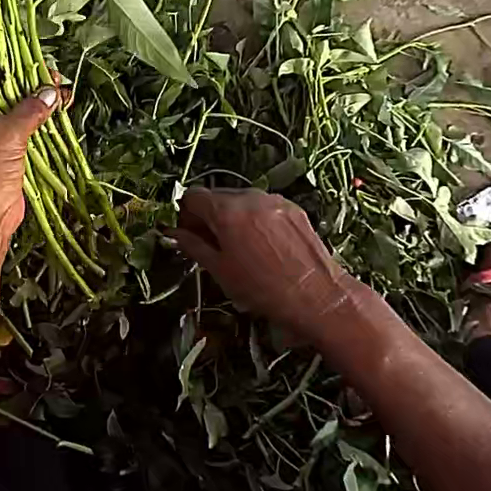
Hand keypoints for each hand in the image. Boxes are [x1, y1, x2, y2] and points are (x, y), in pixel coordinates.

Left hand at [0, 79, 61, 242]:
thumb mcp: (7, 135)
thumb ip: (30, 109)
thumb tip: (51, 91)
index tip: (18, 44)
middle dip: (23, 76)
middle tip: (48, 68)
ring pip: (11, 105)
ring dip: (35, 97)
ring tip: (59, 85)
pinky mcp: (2, 148)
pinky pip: (21, 125)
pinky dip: (39, 117)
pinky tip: (60, 107)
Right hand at [171, 189, 363, 344]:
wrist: (316, 295)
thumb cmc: (262, 288)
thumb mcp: (220, 270)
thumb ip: (194, 246)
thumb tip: (174, 234)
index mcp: (227, 211)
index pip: (193, 195)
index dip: (185, 214)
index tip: (188, 233)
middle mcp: (250, 197)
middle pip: (217, 195)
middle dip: (208, 215)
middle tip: (210, 243)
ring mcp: (274, 200)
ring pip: (241, 200)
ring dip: (231, 216)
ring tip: (238, 247)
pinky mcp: (292, 207)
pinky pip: (263, 206)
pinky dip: (254, 218)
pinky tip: (261, 245)